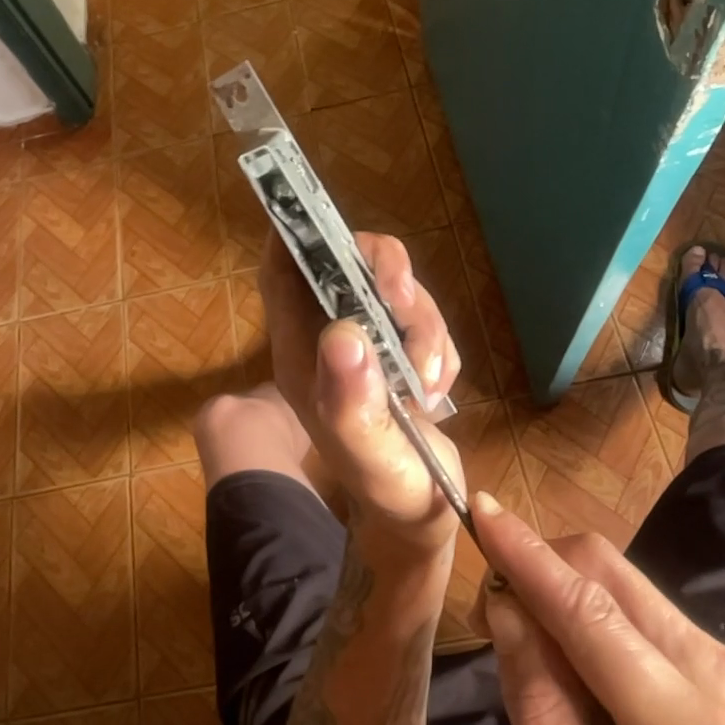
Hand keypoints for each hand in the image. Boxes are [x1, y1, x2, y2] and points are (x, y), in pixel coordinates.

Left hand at [260, 231, 465, 550]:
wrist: (419, 512)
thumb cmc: (385, 489)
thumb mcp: (367, 455)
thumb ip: (352, 403)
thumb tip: (344, 333)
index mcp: (302, 349)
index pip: (283, 273)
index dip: (293, 234)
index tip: (319, 211)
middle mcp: (330, 335)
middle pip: (351, 266)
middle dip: (385, 272)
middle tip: (406, 302)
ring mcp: (369, 341)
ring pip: (396, 292)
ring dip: (423, 324)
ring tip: (428, 383)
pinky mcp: (403, 351)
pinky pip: (424, 322)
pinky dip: (440, 348)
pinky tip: (437, 392)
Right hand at [470, 493, 724, 724]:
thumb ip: (534, 688)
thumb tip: (505, 605)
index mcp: (682, 718)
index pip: (587, 608)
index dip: (527, 555)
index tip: (480, 508)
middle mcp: (715, 673)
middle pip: (605, 570)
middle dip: (540, 566)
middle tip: (493, 605)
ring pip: (620, 580)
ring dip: (562, 588)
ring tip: (530, 635)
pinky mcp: (724, 663)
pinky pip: (640, 608)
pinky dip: (594, 613)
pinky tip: (575, 652)